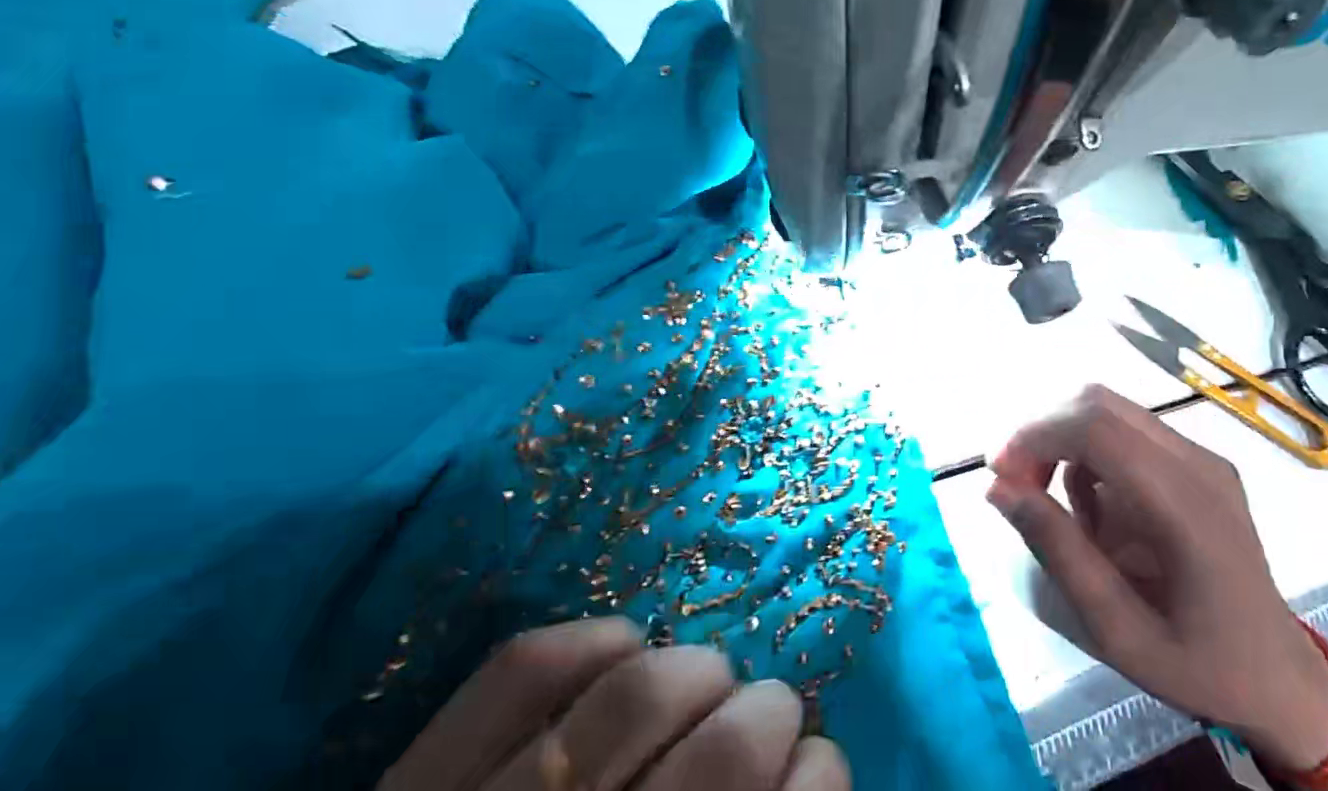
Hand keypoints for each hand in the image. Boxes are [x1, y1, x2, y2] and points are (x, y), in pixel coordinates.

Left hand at [379, 619, 849, 790]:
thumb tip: (811, 773)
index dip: (823, 773)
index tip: (817, 764)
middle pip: (728, 743)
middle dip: (769, 714)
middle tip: (760, 724)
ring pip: (641, 688)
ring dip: (696, 671)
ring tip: (696, 689)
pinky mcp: (415, 783)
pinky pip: (526, 665)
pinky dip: (591, 641)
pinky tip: (618, 656)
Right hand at [986, 386, 1327, 770]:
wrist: (1277, 672)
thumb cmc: (1197, 664)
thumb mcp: (1117, 630)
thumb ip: (1058, 553)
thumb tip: (998, 488)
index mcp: (1186, 506)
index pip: (1098, 429)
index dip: (1035, 436)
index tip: (997, 476)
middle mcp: (1198, 463)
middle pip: (1100, 404)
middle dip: (1043, 433)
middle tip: (1017, 487)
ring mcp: (1203, 458)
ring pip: (1111, 412)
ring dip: (1066, 446)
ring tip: (1064, 515)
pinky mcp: (1199, 462)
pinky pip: (1129, 434)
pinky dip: (1092, 458)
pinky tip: (1098, 514)